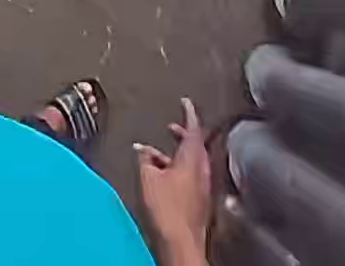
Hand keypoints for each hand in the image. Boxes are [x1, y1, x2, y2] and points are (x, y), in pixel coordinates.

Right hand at [136, 97, 211, 255]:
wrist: (181, 242)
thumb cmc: (166, 207)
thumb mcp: (148, 176)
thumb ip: (145, 158)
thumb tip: (142, 150)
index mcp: (192, 159)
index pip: (194, 129)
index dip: (189, 113)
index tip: (186, 102)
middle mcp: (201, 170)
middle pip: (195, 145)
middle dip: (183, 134)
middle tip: (172, 126)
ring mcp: (202, 186)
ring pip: (191, 161)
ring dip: (177, 153)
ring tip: (156, 153)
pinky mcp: (199, 200)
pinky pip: (189, 175)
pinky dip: (176, 168)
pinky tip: (159, 175)